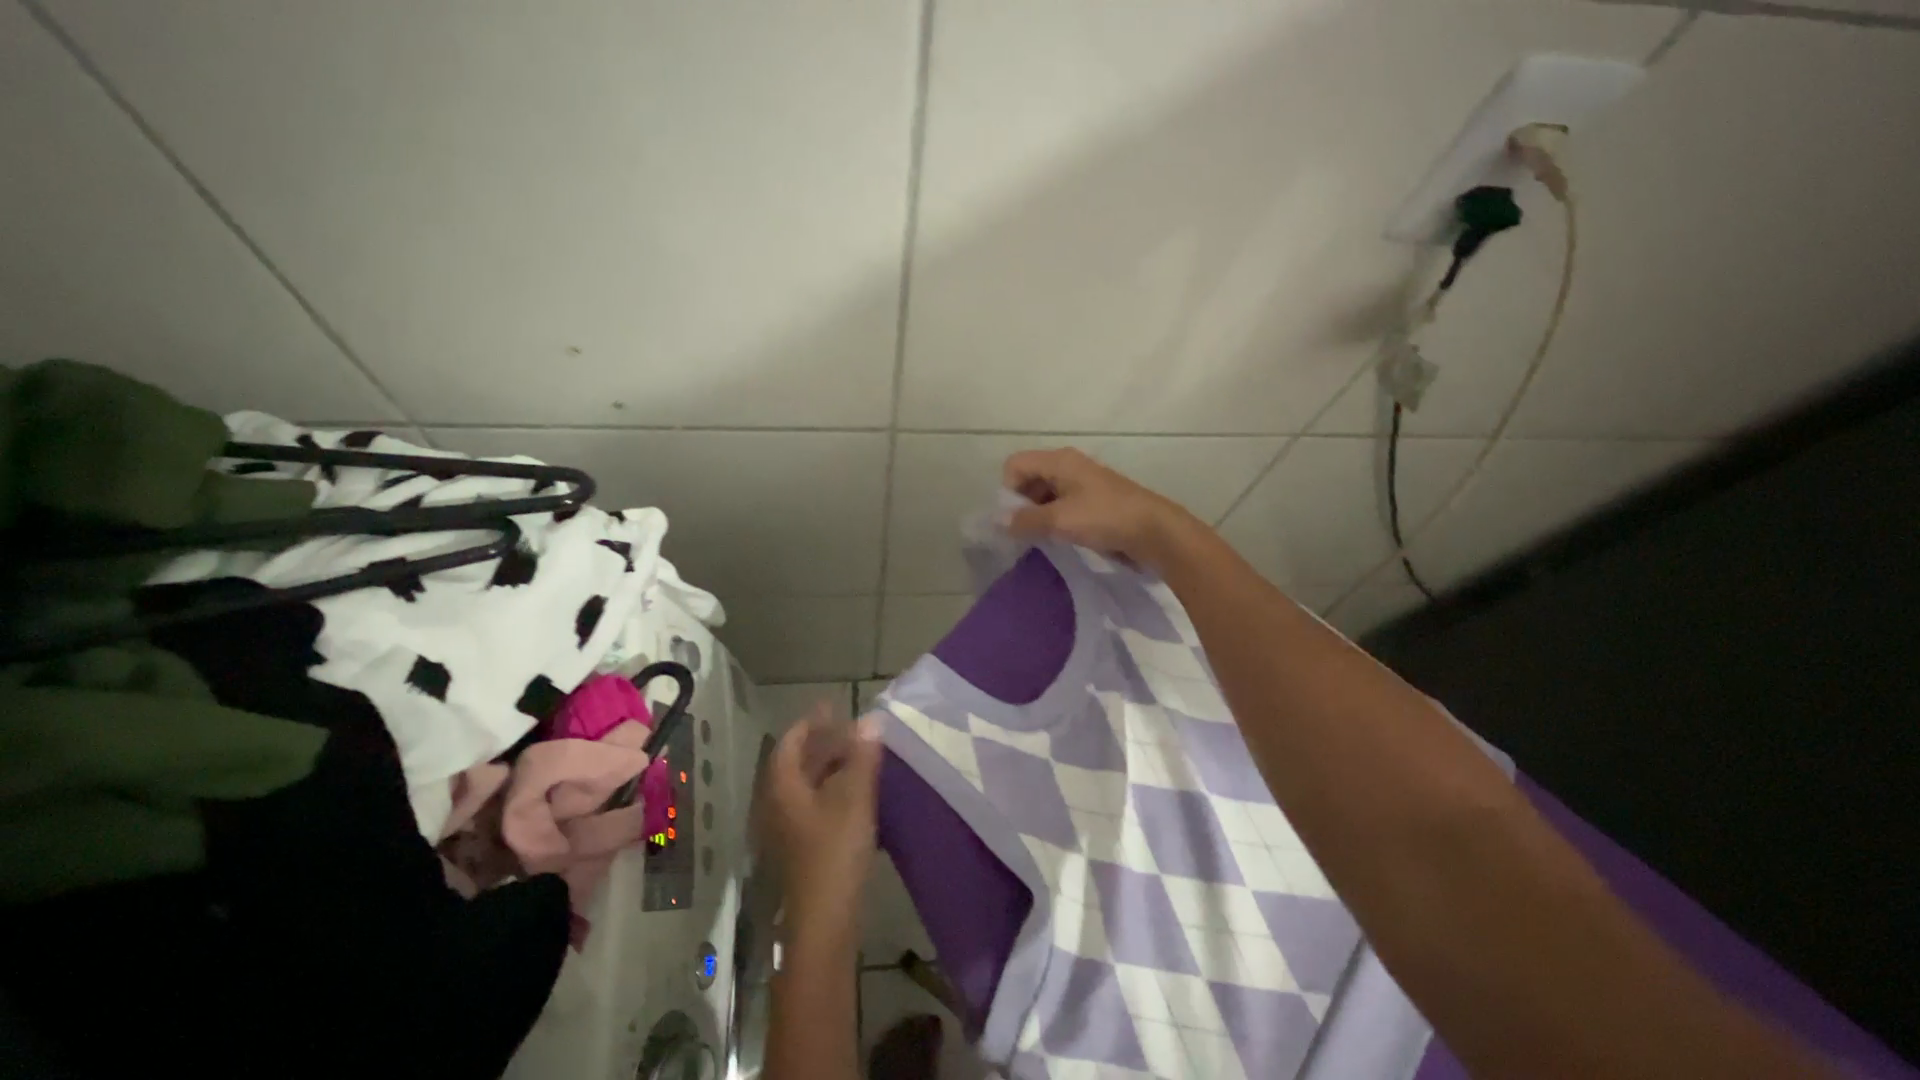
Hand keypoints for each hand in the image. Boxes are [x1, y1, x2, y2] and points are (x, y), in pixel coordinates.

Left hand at [761, 704, 883, 936]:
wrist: (823, 920)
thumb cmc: (834, 852)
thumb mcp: (853, 799)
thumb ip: (862, 758)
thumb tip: (870, 720)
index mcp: (783, 788)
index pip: (790, 743)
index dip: (811, 722)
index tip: (833, 706)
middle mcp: (777, 805)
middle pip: (796, 764)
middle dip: (822, 743)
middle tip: (851, 729)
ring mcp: (787, 830)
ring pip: (805, 787)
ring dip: (829, 768)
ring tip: (859, 755)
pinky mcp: (801, 849)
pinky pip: (813, 806)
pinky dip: (832, 791)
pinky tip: (857, 794)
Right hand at [1001, 447, 1201, 570]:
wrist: (1154, 531)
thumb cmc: (1105, 518)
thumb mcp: (1059, 520)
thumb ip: (1025, 520)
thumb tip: (998, 522)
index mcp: (1059, 460)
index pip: (1015, 465)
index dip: (1008, 490)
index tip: (1016, 519)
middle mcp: (1069, 465)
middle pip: (1030, 478)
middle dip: (1022, 504)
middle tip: (1027, 533)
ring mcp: (1084, 483)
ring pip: (1046, 494)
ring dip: (1039, 515)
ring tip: (1044, 539)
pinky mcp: (1095, 502)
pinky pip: (1063, 506)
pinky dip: (1056, 520)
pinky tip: (1062, 539)